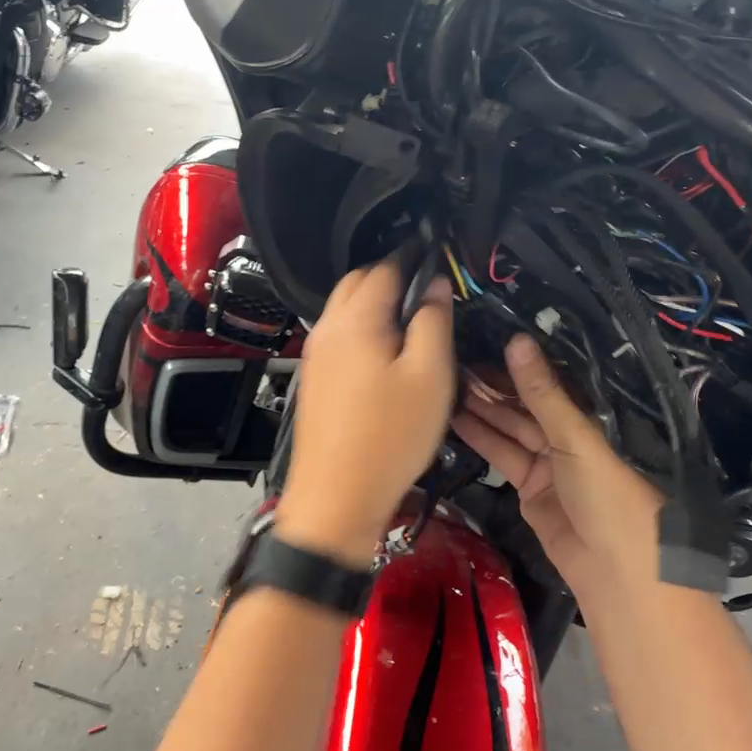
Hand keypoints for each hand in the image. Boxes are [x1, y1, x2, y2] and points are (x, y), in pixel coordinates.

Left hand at [274, 258, 456, 565]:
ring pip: (346, 310)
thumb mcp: (429, 376)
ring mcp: (316, 355)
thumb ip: (433, 322)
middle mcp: (326, 330)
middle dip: (391, 276)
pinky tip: (387, 355)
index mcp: (355, 320)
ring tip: (412, 323)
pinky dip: (364, 331)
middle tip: (426, 289)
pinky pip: (340, 337)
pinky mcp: (316, 380)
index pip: (384, 266)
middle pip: (358, 282)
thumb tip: (434, 286)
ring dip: (375, 304)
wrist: (337, 496)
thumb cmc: (388, 439)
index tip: (435, 254)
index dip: (413, 256)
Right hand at [451, 334, 661, 581]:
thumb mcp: (574, 437)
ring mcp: (548, 464)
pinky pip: (502, 457)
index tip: (484, 340)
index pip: (548, 384)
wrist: (614, 568)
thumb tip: (517, 340)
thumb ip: (541, 393)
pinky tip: (455, 419)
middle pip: (525, 407)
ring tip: (447, 386)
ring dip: (482, 411)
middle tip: (455, 363)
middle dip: (493, 388)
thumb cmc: (607, 493)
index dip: (518, 365)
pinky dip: (481, 439)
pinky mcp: (529, 490)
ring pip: (510, 430)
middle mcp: (568, 437)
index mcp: (589, 419)